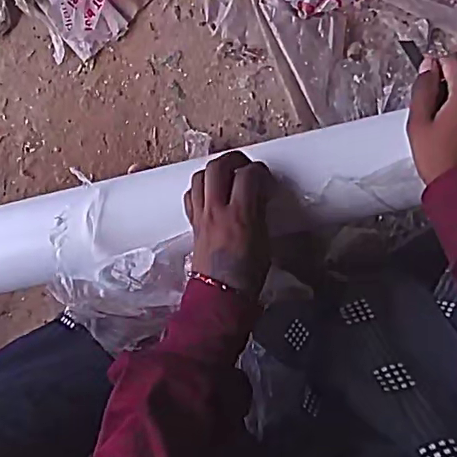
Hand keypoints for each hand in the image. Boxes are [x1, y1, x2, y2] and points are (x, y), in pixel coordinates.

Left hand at [184, 151, 275, 296]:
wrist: (221, 296)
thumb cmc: (248, 274)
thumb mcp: (264, 239)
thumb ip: (259, 210)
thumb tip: (259, 192)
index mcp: (240, 215)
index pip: (248, 175)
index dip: (259, 171)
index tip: (266, 178)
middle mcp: (216, 210)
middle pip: (217, 167)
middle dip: (233, 160)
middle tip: (245, 166)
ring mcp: (201, 216)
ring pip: (199, 177)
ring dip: (213, 171)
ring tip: (227, 176)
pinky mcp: (192, 223)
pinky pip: (190, 195)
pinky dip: (200, 188)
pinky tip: (211, 194)